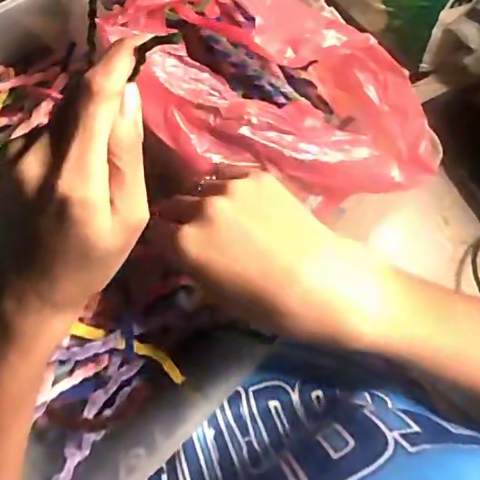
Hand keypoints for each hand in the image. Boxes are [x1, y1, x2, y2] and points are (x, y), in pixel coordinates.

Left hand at [0, 35, 152, 341]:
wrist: (24, 290)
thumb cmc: (90, 261)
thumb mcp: (129, 215)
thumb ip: (126, 151)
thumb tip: (127, 93)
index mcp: (75, 176)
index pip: (93, 96)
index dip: (116, 60)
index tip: (140, 39)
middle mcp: (38, 153)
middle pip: (78, 94)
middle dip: (108, 80)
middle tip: (135, 81)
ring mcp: (16, 150)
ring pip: (65, 108)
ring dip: (89, 108)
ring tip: (104, 143)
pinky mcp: (7, 151)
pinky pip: (50, 124)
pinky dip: (71, 127)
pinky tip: (77, 159)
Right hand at [145, 171, 390, 346]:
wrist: (324, 281)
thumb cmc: (269, 305)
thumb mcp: (217, 294)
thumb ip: (190, 265)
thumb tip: (180, 252)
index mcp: (185, 242)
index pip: (155, 231)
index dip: (161, 240)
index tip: (168, 245)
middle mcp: (200, 208)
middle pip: (173, 204)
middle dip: (177, 217)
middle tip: (193, 231)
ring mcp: (229, 186)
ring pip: (200, 186)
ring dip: (202, 199)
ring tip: (220, 213)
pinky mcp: (254, 174)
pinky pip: (226, 174)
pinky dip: (226, 186)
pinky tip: (242, 201)